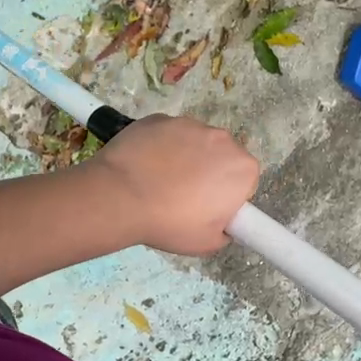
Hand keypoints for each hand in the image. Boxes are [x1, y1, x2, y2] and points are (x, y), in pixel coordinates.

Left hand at [90, 114, 258, 255]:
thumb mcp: (207, 241)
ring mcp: (186, 124)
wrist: (118, 197)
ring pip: (189, 142)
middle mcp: (221, 138)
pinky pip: (162, 134)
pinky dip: (155, 145)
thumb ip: (225, 228)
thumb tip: (219, 221)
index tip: (201, 206)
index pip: (241, 181)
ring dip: (178, 155)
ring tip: (153, 179)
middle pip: (217, 156)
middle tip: (176, 194)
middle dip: (203, 171)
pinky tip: (139, 163)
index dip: (222, 195)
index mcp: (243, 167)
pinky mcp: (156, 119)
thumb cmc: (167, 222)